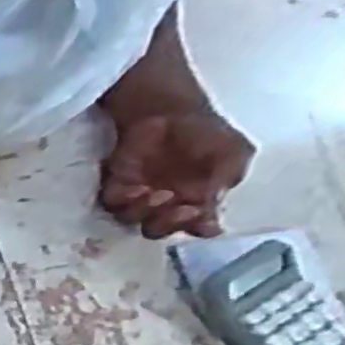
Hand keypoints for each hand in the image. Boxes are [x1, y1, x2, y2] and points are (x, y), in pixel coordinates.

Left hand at [100, 112, 252, 238]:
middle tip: (180, 208)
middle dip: (167, 225)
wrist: (173, 115)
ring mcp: (138, 195)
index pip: (197, 226)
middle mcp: (165, 204)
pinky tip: (139, 189)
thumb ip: (224, 182)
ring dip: (145, 213)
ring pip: (132, 219)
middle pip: (158, 229)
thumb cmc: (207, 136)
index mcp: (197, 200)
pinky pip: (112, 202)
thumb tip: (211, 213)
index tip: (202, 218)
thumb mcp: (232, 156)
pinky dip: (124, 201)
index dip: (198, 228)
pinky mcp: (116, 184)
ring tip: (159, 194)